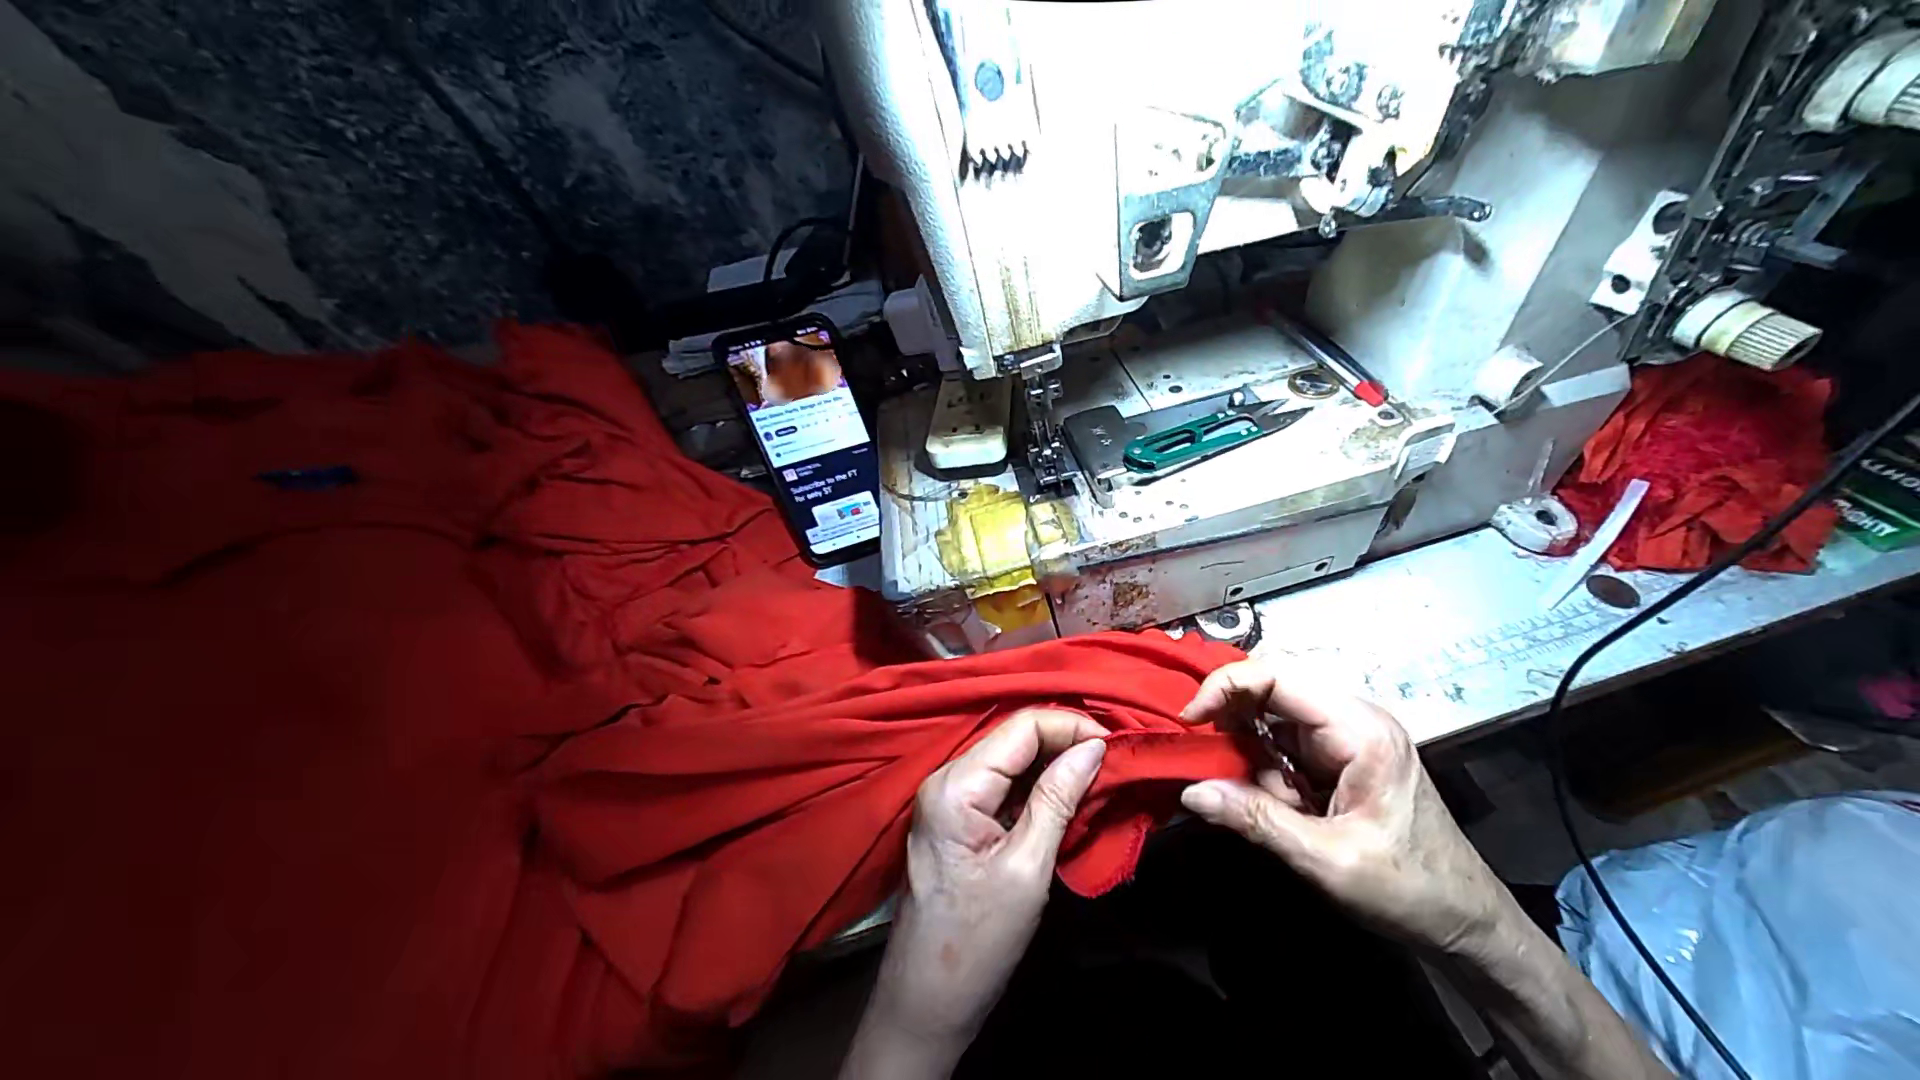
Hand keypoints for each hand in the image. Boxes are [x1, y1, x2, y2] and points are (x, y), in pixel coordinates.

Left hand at [842, 708, 1106, 1076]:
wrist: (927, 1000)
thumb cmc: (977, 941)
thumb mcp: (1027, 867)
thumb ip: (1057, 799)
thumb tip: (1094, 747)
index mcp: (956, 784)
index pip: (1021, 727)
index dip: (1071, 726)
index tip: (1115, 745)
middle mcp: (948, 777)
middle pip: (1015, 737)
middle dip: (1066, 742)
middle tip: (1114, 760)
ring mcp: (950, 796)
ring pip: (1012, 759)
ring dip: (1056, 763)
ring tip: (1101, 775)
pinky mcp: (959, 816)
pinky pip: (1004, 784)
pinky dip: (1039, 785)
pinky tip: (1070, 794)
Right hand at [1176, 660, 1509, 956]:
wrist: (1467, 924)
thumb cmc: (1410, 890)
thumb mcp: (1325, 860)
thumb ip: (1255, 819)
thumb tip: (1192, 791)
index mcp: (1359, 730)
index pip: (1277, 676)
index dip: (1225, 687)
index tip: (1190, 721)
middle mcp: (1351, 721)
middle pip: (1269, 691)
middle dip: (1230, 723)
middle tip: (1202, 758)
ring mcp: (1343, 738)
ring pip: (1268, 720)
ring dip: (1244, 753)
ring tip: (1243, 796)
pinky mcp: (1334, 758)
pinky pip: (1279, 747)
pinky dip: (1259, 770)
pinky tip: (1270, 805)